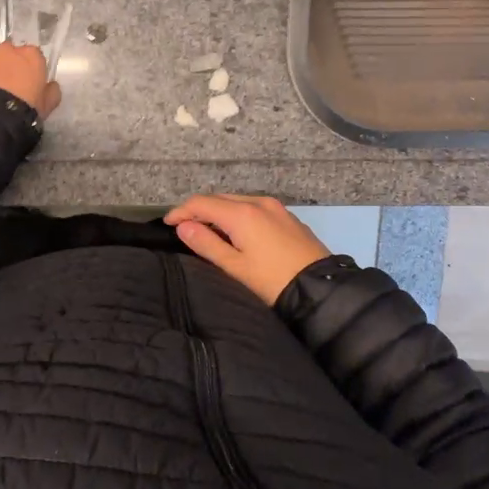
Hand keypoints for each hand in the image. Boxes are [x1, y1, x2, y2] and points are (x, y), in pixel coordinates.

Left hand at [0, 43, 61, 119]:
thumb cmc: (24, 110)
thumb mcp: (47, 106)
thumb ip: (52, 92)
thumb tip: (51, 86)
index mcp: (31, 55)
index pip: (34, 57)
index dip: (31, 71)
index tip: (29, 85)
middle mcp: (6, 50)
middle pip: (10, 56)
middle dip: (9, 68)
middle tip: (8, 90)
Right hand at [164, 194, 331, 304]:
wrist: (322, 289)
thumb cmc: (272, 281)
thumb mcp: (234, 267)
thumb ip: (206, 244)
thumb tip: (183, 227)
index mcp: (242, 213)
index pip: (201, 203)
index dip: (181, 212)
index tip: (167, 225)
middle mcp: (258, 202)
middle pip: (219, 199)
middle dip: (199, 211)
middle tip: (184, 230)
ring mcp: (276, 208)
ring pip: (237, 202)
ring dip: (219, 212)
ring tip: (207, 232)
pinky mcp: (288, 218)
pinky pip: (254, 208)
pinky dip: (237, 215)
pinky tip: (235, 232)